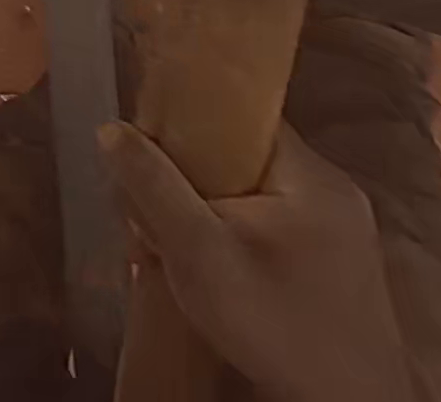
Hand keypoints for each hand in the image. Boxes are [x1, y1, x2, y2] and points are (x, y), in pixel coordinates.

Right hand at [100, 121, 416, 401]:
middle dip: (177, 175)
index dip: (184, 118)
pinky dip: (215, 228)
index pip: (238, 113)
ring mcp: (330, 227)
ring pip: (237, 187)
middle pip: (231, 152)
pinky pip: (253, 217)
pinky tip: (192, 260)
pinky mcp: (322, 259)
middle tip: (144, 210)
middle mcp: (327, 191)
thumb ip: (152, 184)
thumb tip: (110, 127)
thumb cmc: (274, 328)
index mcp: (311, 177)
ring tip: (159, 241)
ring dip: (190, 206)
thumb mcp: (198, 252)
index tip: (145, 143)